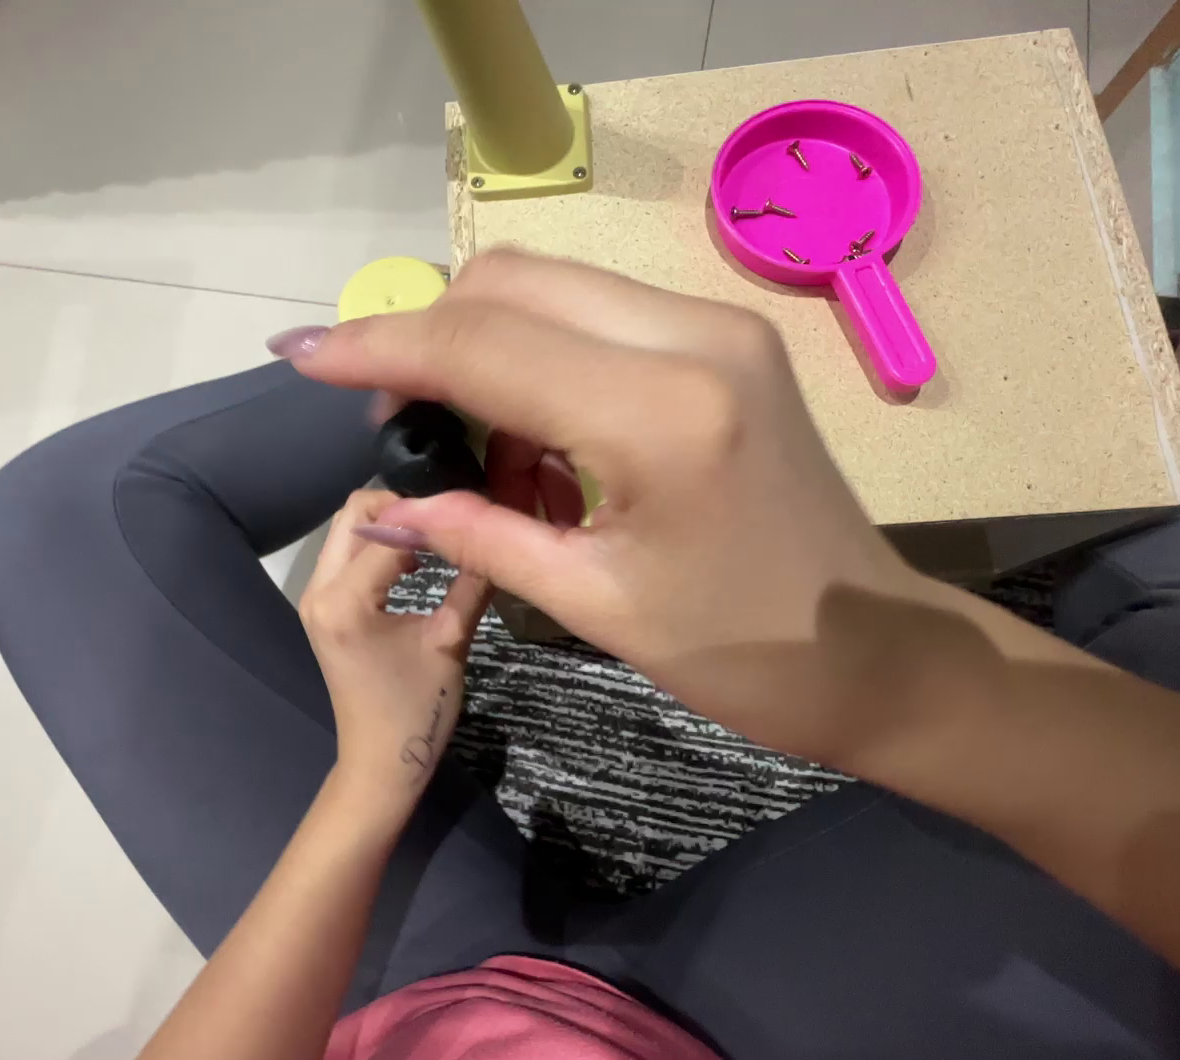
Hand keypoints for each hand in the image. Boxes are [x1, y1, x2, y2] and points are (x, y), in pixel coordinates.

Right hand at [286, 250, 929, 762]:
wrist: (874, 651)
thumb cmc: (745, 655)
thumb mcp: (594, 605)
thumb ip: (479, 535)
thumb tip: (383, 508)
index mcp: (660, 412)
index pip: (484, 344)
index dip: (381, 348)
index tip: (304, 359)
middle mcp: (693, 336)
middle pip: (512, 284)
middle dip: (429, 339)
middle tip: (398, 422)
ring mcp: (718, 327)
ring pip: (552, 291)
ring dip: (485, 352)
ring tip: (478, 456)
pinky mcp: (726, 341)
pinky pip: (596, 320)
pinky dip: (540, 365)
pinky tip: (538, 445)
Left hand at [299, 490, 490, 808]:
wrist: (380, 762)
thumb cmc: (416, 709)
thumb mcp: (450, 642)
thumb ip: (471, 584)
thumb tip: (497, 540)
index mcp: (346, 599)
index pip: (388, 528)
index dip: (432, 517)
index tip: (470, 517)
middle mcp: (319, 590)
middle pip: (353, 514)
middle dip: (401, 507)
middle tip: (446, 525)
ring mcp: (315, 598)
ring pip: (346, 531)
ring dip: (388, 524)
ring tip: (435, 540)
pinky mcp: (322, 608)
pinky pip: (345, 554)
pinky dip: (377, 545)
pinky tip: (412, 561)